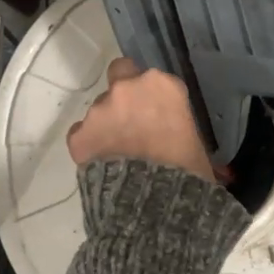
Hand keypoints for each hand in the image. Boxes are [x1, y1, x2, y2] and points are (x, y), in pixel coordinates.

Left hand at [67, 59, 213, 182]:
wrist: (155, 200)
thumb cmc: (187, 170)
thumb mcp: (194, 139)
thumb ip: (176, 124)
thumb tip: (174, 136)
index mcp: (161, 85)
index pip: (152, 77)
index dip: (151, 94)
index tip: (154, 111)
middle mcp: (127, 88)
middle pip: (120, 74)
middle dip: (123, 91)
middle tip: (130, 118)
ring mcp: (100, 109)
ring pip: (100, 108)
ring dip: (106, 122)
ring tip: (117, 152)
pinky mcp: (80, 133)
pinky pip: (81, 133)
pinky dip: (88, 143)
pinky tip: (100, 162)